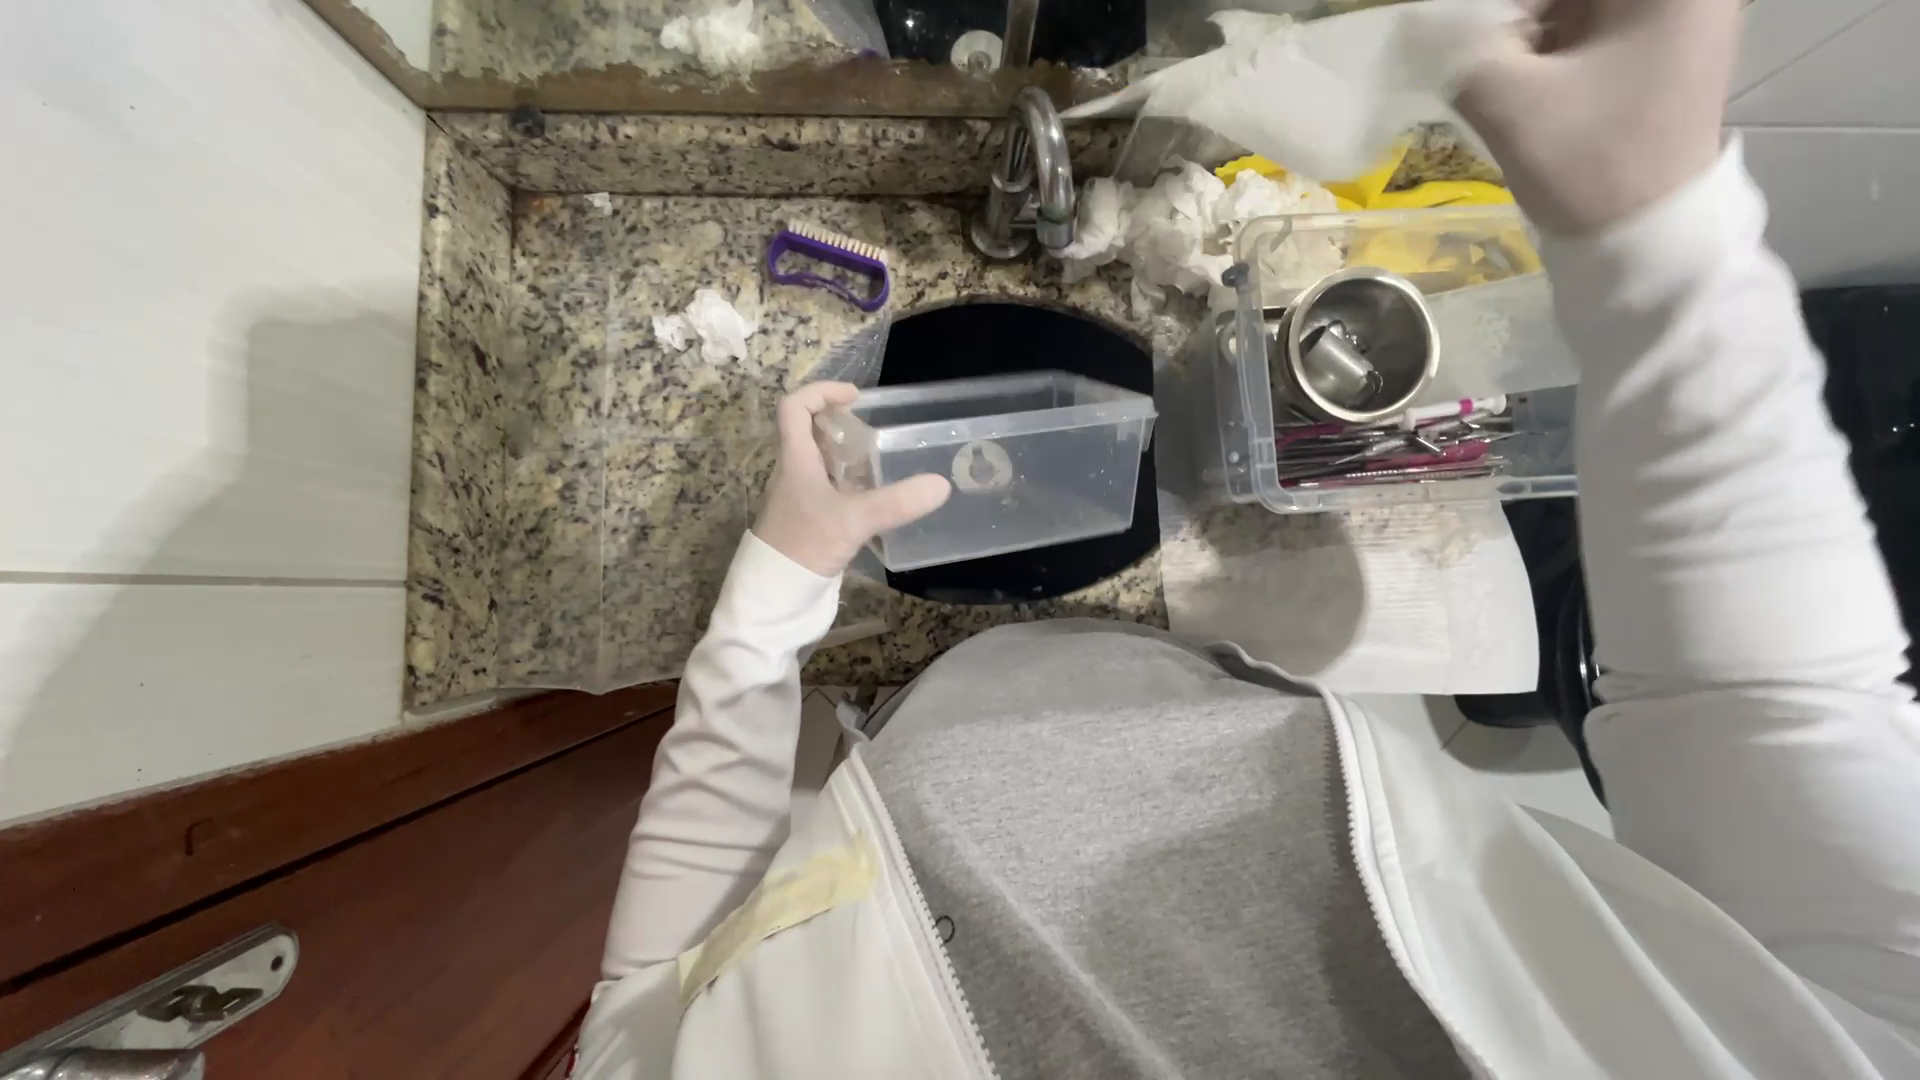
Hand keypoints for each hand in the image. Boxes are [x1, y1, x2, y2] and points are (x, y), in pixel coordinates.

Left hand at [753, 382, 951, 577]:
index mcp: (795, 461)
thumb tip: (940, 485)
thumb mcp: (853, 520)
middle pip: (809, 433)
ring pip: (820, 463)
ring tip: (881, 460)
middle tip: (874, 430)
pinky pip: (829, 491)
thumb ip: (895, 502)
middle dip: (840, 424)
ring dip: (847, 456)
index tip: (856, 397)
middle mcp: (794, 475)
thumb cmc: (804, 547)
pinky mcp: (810, 523)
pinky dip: (851, 486)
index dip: (821, 392)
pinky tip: (875, 498)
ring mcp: (800, 500)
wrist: (776, 596)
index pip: (794, 408)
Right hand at [1455, 0, 1741, 235]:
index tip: (1477, 45)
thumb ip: (1465, 56)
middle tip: (1490, 62)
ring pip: (1580, 11)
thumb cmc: (1587, 163)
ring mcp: (1682, 17)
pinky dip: (1556, 51)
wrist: (1644, 232)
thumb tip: (1437, 31)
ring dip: (1533, 36)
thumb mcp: (1510, 105)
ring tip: (1511, 81)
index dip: (1506, 11)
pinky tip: (1537, 90)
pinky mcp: (1666, 50)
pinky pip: (1596, 30)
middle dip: (1520, 20)